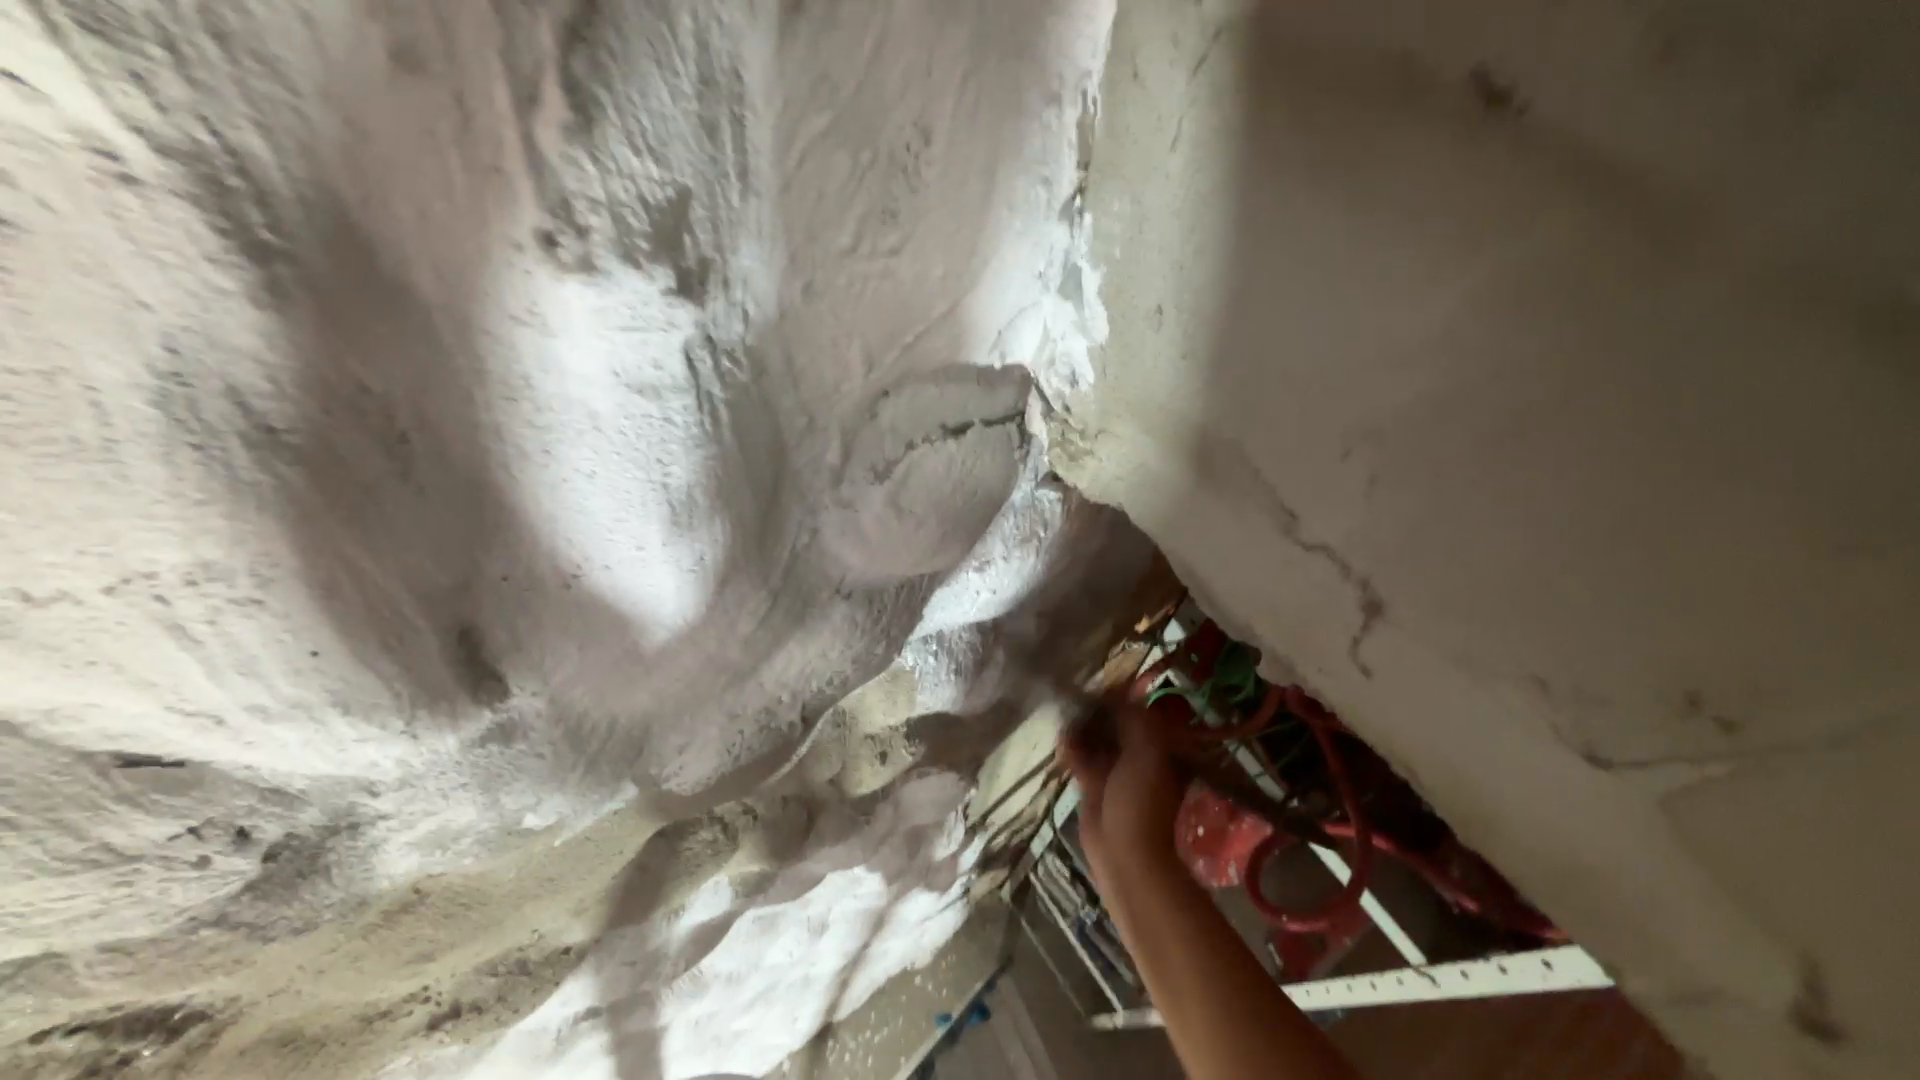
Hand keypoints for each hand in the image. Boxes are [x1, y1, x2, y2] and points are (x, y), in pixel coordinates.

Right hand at [1057, 700, 1186, 894]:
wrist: (1124, 854)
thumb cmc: (1141, 802)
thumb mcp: (1147, 754)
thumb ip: (1133, 720)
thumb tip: (1117, 692)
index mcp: (1159, 748)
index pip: (1138, 713)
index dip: (1119, 699)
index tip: (1098, 687)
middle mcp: (1138, 756)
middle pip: (1114, 724)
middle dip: (1095, 713)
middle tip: (1077, 702)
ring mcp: (1114, 772)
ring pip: (1094, 740)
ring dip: (1080, 729)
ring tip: (1067, 722)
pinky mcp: (1092, 785)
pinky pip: (1080, 759)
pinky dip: (1072, 750)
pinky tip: (1064, 744)